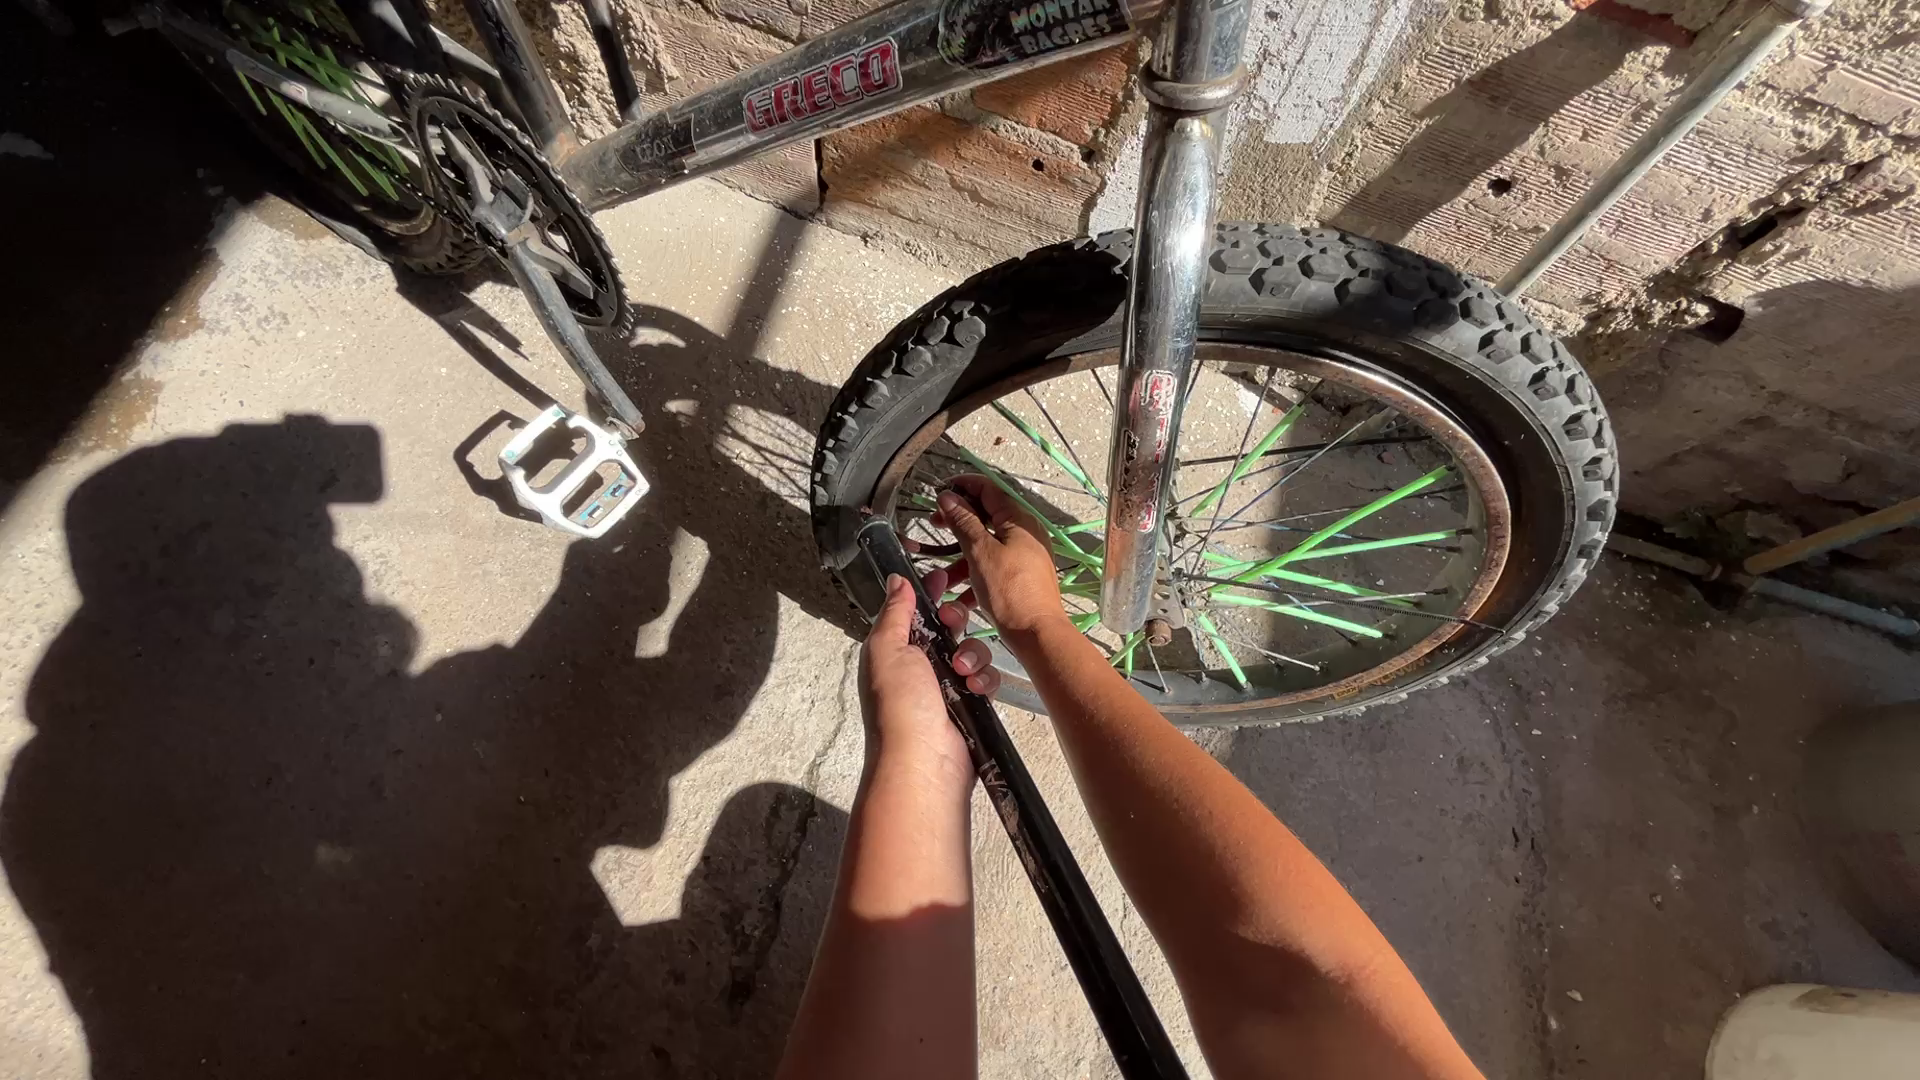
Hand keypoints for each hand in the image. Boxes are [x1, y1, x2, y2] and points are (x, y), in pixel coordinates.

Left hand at [859, 571, 997, 794]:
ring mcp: (947, 686)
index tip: (944, 576)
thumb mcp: (887, 649)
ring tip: (962, 671)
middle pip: (948, 627)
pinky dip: (984, 680)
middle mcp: (920, 666)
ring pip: (972, 650)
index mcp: (895, 650)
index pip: (915, 612)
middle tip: (953, 622)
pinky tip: (976, 690)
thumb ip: (894, 612)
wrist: (923, 760)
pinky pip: (986, 678)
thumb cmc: (899, 702)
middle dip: (955, 620)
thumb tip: (896, 580)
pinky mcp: (971, 704)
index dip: (929, 592)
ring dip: (972, 654)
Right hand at [932, 475, 1066, 635]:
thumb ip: (963, 522)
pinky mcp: (1022, 576)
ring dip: (962, 555)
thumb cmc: (1010, 591)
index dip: (963, 486)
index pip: (989, 488)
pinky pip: (994, 566)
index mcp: (1019, 520)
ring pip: (987, 545)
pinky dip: (975, 574)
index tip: (940, 491)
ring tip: (943, 573)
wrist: (1036, 633)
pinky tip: (959, 595)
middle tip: (936, 523)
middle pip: (987, 516)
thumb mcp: (980, 552)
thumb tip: (949, 497)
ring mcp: (1025, 555)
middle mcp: (1025, 533)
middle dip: (959, 521)